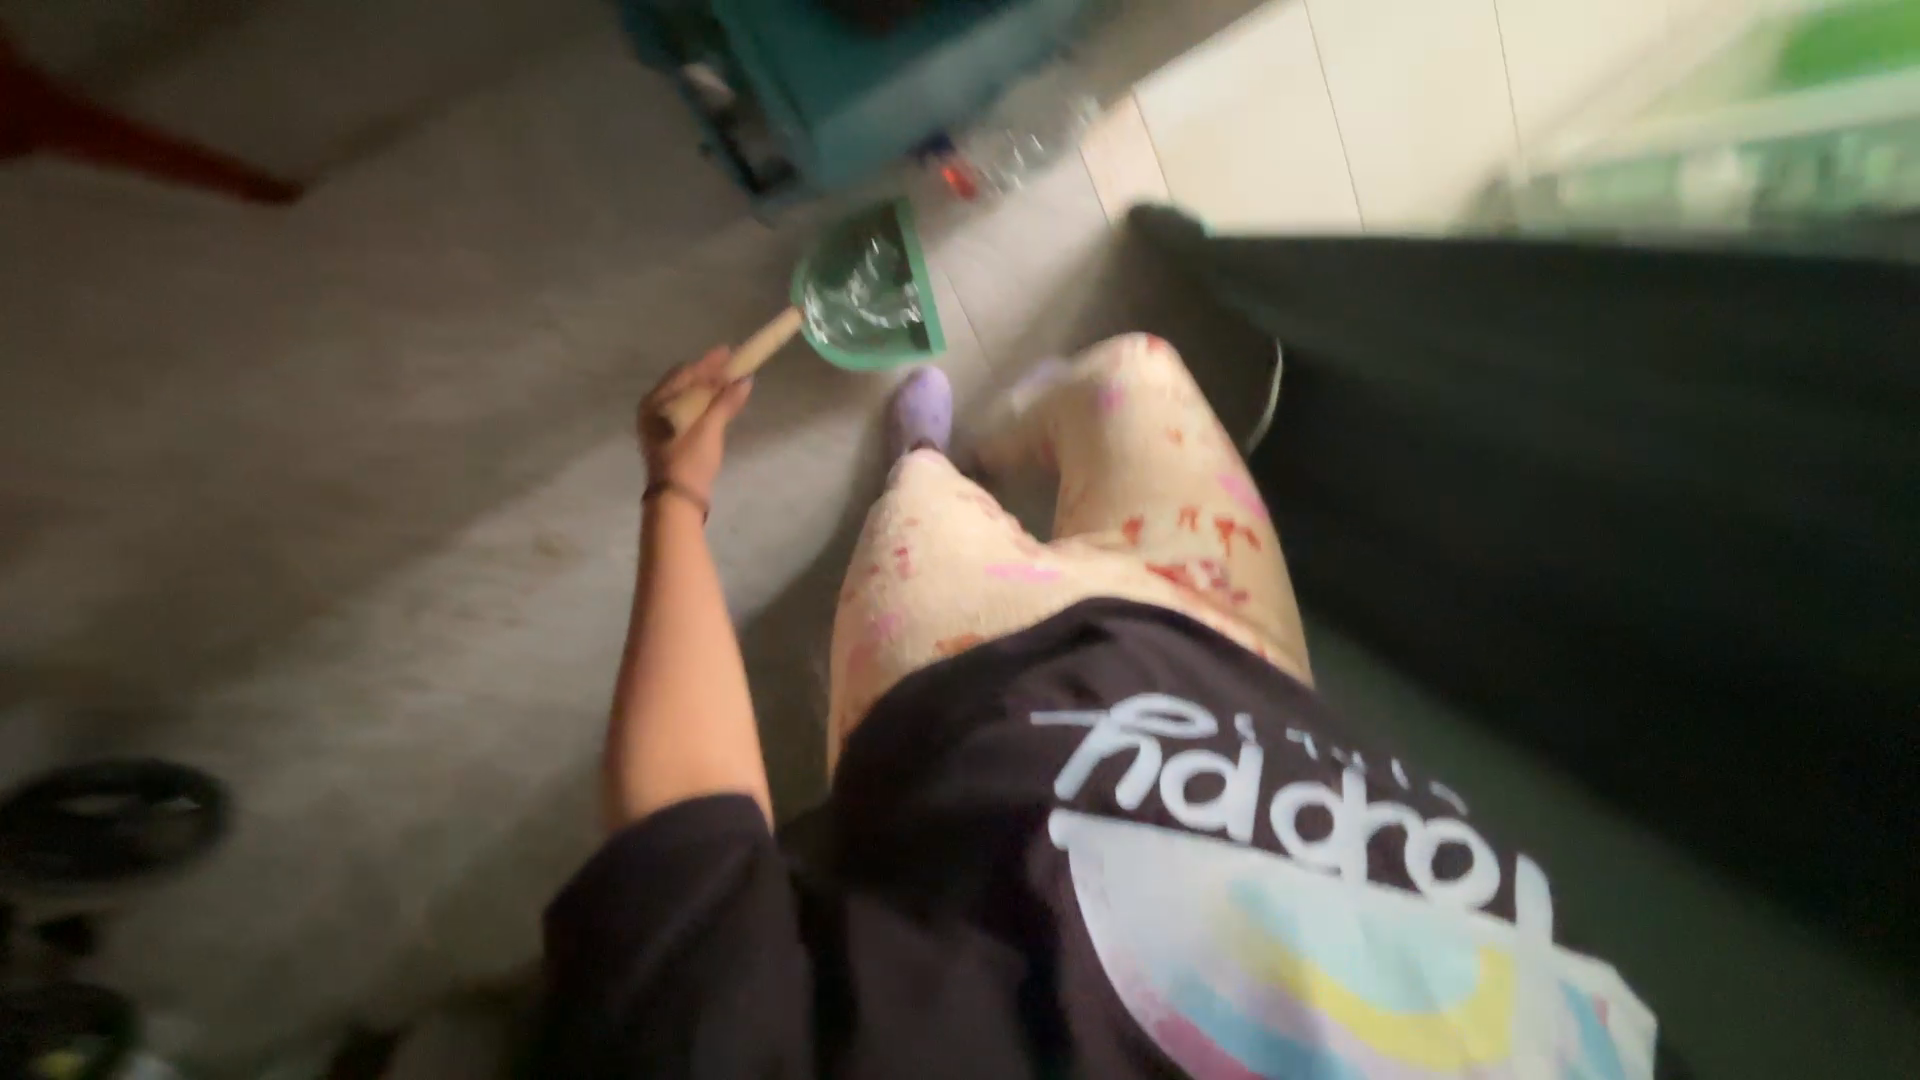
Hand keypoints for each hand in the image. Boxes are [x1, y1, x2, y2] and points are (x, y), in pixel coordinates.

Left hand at [639, 346, 753, 501]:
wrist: (676, 499)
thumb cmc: (689, 460)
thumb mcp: (709, 428)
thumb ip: (726, 401)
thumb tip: (745, 379)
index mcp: (656, 402)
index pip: (686, 373)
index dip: (710, 362)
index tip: (730, 351)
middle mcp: (653, 408)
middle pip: (684, 383)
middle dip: (709, 374)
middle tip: (733, 365)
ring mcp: (660, 424)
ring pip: (686, 397)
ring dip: (708, 389)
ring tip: (730, 381)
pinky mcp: (669, 437)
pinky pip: (687, 411)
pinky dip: (704, 404)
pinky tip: (719, 403)